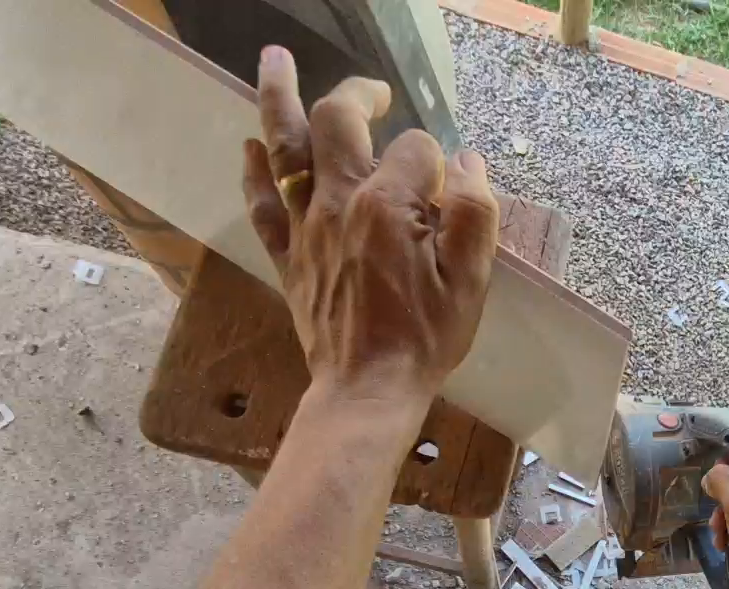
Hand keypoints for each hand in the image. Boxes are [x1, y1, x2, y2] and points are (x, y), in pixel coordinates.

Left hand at [241, 46, 498, 406]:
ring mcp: (306, 228)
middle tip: (376, 94)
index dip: (439, 163)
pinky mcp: (288, 257)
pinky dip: (255, 171)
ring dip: (278, 97)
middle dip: (358, 95)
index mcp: (389, 205)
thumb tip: (468, 163)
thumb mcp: (469, 282)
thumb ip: (474, 214)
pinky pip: (263, 204)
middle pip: (336, 121)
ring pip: (284, 147)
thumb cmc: (425, 339)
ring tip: (275, 59)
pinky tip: (253, 147)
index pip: (417, 151)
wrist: (368, 389)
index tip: (451, 193)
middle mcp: (339, 202)